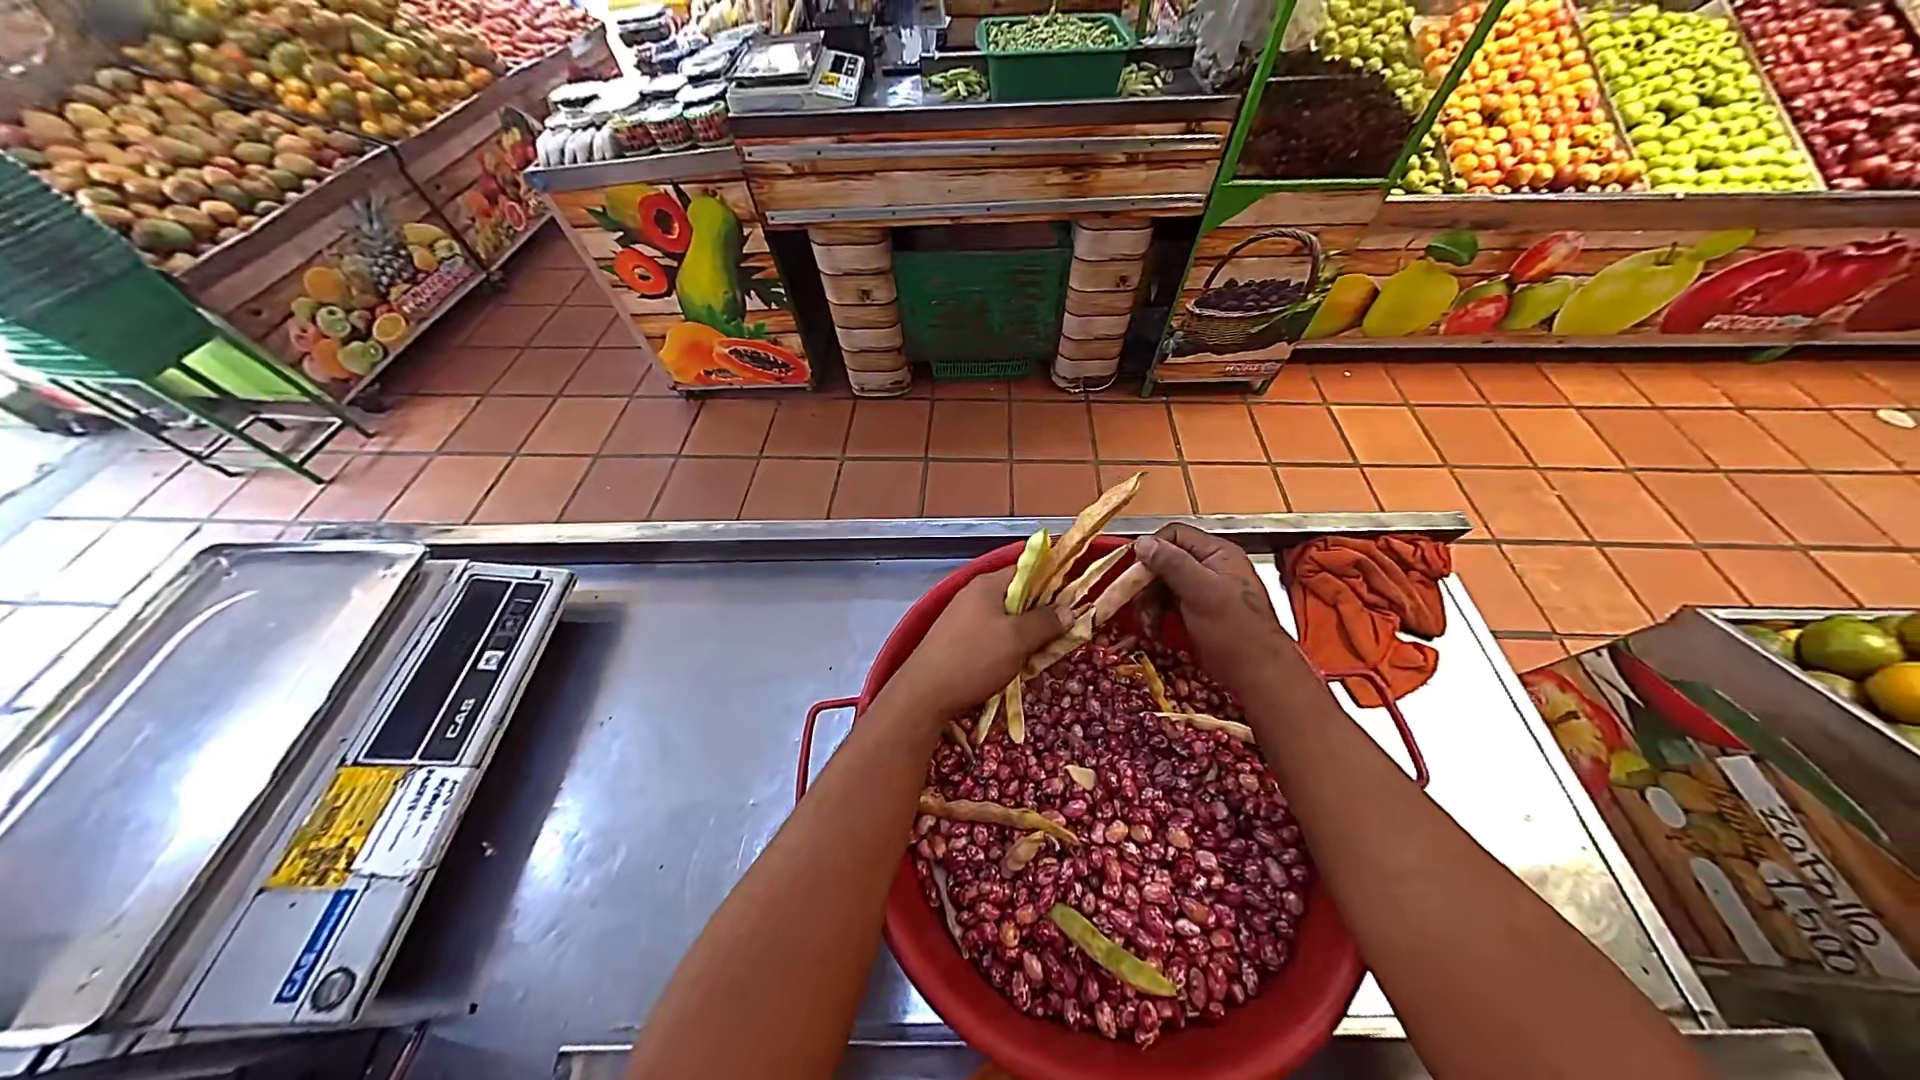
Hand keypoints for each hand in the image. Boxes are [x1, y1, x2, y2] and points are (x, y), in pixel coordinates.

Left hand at [885, 566, 1071, 719]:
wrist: (923, 694)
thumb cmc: (973, 659)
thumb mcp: (1017, 639)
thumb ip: (1046, 622)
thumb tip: (1068, 610)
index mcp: (988, 585)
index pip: (1028, 571)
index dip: (1054, 584)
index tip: (1075, 602)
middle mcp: (975, 595)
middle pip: (1020, 598)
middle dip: (1043, 618)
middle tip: (1063, 639)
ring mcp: (964, 618)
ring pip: (1008, 622)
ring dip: (1028, 639)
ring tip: (1043, 661)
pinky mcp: (959, 641)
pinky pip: (993, 638)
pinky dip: (1009, 650)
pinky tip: (1017, 669)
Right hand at [1131, 523, 1297, 690]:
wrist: (1258, 675)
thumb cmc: (1236, 631)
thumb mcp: (1201, 592)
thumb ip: (1172, 564)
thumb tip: (1143, 542)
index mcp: (1217, 554)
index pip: (1174, 536)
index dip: (1152, 551)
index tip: (1135, 574)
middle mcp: (1210, 567)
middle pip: (1165, 561)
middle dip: (1148, 585)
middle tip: (1139, 606)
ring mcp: (1203, 590)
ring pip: (1162, 585)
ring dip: (1149, 604)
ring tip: (1149, 626)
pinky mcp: (1197, 611)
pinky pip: (1168, 604)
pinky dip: (1157, 616)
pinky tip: (1156, 632)